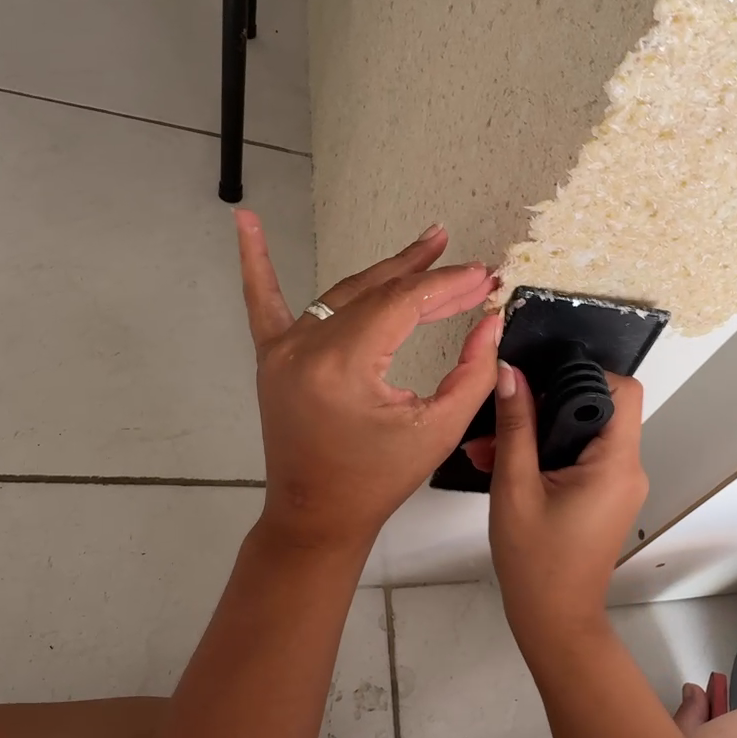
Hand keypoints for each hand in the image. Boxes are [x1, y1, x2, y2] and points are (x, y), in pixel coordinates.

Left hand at [235, 210, 500, 548]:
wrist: (316, 516)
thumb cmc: (377, 480)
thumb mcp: (437, 431)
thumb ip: (472, 373)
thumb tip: (490, 320)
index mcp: (342, 366)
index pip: (404, 303)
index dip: (448, 286)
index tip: (483, 277)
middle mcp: (305, 347)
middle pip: (376, 291)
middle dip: (427, 276)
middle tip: (467, 265)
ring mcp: (281, 348)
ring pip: (343, 292)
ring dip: (386, 271)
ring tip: (427, 245)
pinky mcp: (271, 356)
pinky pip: (264, 302)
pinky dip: (257, 261)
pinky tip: (245, 221)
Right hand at [484, 364, 647, 642]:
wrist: (553, 620)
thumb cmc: (535, 562)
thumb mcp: (514, 487)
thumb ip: (515, 426)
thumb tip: (511, 373)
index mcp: (615, 464)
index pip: (623, 391)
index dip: (585, 374)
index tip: (541, 378)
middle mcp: (628, 469)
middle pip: (601, 408)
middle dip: (549, 404)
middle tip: (506, 413)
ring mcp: (619, 484)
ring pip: (584, 434)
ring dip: (539, 432)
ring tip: (490, 447)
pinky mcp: (605, 496)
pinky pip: (580, 458)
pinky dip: (547, 455)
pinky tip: (504, 464)